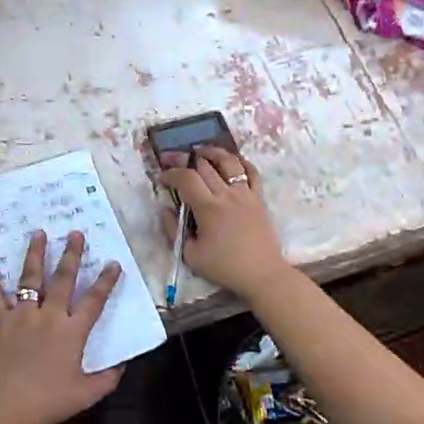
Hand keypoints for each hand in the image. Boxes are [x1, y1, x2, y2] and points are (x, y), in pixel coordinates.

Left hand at [0, 230, 124, 423]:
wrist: (3, 411)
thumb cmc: (48, 404)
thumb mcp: (87, 394)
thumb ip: (108, 378)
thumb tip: (124, 364)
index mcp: (72, 332)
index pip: (95, 300)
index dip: (106, 281)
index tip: (113, 263)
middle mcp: (49, 316)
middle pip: (63, 279)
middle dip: (71, 254)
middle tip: (75, 233)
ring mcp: (21, 317)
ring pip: (30, 279)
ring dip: (35, 255)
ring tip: (39, 234)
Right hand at [158, 147, 292, 299]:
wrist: (262, 273)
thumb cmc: (224, 267)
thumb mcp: (191, 255)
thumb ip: (173, 230)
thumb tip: (165, 210)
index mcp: (208, 208)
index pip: (186, 178)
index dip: (171, 173)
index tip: (162, 178)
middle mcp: (227, 194)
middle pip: (204, 165)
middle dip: (184, 159)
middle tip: (172, 159)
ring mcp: (245, 194)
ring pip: (229, 162)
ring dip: (212, 152)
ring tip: (200, 150)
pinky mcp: (258, 198)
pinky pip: (252, 173)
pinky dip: (242, 162)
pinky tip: (233, 160)